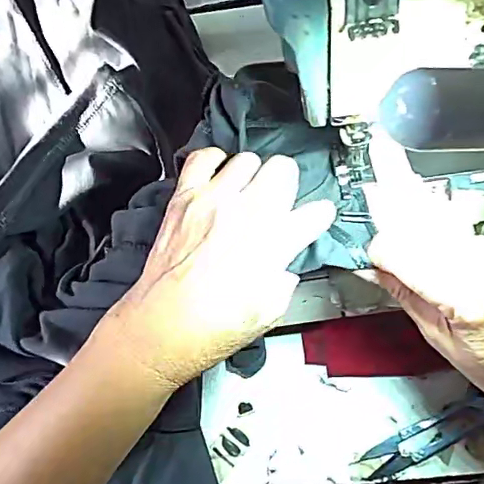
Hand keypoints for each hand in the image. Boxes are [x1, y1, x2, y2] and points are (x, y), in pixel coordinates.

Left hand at [95, 149, 336, 391]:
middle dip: (286, 184)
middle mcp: (248, 213)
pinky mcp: (185, 198)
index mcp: (276, 241)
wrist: (165, 325)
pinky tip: (218, 175)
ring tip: (247, 190)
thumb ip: (284, 282)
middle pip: (283, 170)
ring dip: (251, 174)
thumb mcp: (269, 312)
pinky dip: (214, 162)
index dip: (318, 216)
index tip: (313, 219)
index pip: (315, 213)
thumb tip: (284, 272)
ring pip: (247, 160)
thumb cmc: (211, 325)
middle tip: (279, 199)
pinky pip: (203, 158)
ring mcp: (215, 201)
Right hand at [363, 136, 483, 423]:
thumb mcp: (438, 338)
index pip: (408, 256)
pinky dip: (443, 226)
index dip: (384, 252)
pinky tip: (428, 218)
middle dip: (400, 187)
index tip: (370, 248)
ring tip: (392, 163)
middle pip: (431, 221)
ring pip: (448, 222)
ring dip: (418, 200)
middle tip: (381, 148)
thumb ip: (406, 293)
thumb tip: (376, 266)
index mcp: (472, 300)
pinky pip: (467, 230)